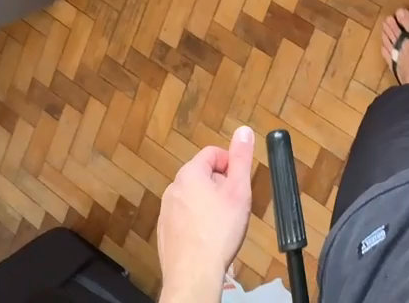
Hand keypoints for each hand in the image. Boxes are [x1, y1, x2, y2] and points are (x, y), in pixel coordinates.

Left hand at [158, 126, 254, 301]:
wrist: (193, 276)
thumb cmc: (219, 231)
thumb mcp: (239, 190)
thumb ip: (241, 158)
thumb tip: (244, 130)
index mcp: (190, 173)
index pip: (213, 153)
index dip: (231, 164)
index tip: (240, 183)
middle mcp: (173, 188)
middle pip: (203, 175)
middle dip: (221, 185)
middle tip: (234, 205)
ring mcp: (166, 212)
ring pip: (193, 197)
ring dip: (209, 204)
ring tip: (223, 224)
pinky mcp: (164, 233)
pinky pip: (184, 218)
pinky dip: (197, 222)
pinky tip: (208, 239)